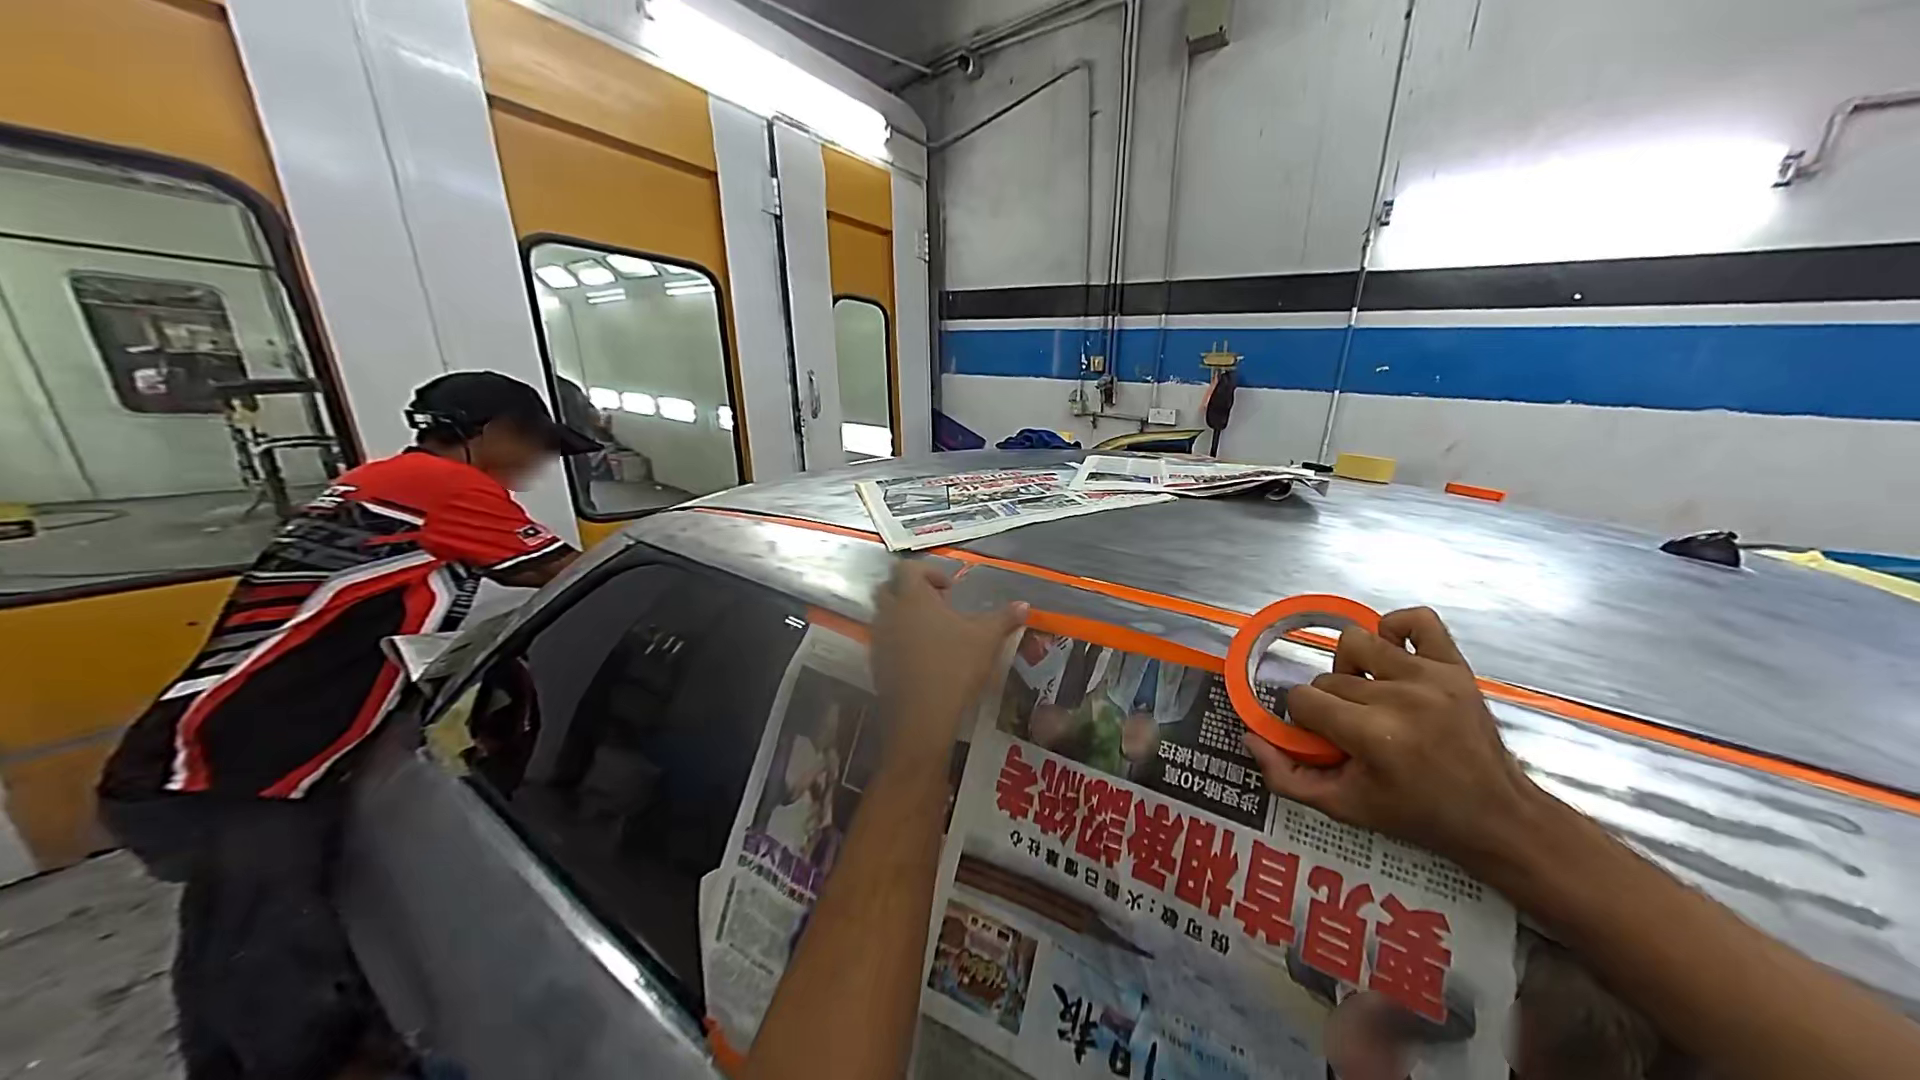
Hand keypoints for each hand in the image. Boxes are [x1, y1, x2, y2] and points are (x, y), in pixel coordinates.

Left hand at [871, 562, 1027, 744]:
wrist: (922, 714)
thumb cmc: (954, 665)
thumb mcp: (987, 639)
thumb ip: (1004, 618)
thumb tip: (1024, 604)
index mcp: (912, 597)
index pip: (908, 568)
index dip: (929, 572)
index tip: (950, 588)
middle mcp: (890, 612)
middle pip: (889, 587)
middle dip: (911, 591)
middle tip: (937, 605)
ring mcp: (879, 639)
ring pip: (885, 615)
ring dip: (904, 616)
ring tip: (932, 633)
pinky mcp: (875, 664)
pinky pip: (884, 641)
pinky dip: (899, 641)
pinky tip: (923, 658)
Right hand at [1242, 607, 1544, 865]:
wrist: (1496, 816)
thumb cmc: (1416, 813)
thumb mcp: (1342, 808)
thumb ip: (1285, 777)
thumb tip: (1252, 738)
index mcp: (1373, 735)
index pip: (1303, 699)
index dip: (1305, 720)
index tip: (1327, 740)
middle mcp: (1400, 698)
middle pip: (1328, 677)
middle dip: (1331, 704)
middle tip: (1354, 730)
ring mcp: (1431, 676)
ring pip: (1356, 642)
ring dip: (1352, 667)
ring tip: (1370, 694)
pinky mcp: (1455, 666)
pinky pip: (1416, 620)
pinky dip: (1395, 629)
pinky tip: (1393, 657)